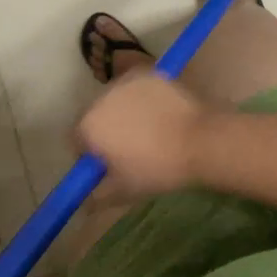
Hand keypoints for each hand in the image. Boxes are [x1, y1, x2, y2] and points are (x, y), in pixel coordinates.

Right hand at [75, 69, 211, 200]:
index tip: (107, 165)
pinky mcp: (148, 73)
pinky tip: (159, 113)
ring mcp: (125, 82)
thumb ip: (98, 197)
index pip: (76, 139)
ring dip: (122, 112)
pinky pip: (135, 88)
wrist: (200, 141)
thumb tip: (85, 203)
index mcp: (89, 126)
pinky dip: (141, 98)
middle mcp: (100, 98)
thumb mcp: (124, 191)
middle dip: (106, 130)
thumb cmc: (158, 168)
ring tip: (148, 129)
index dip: (89, 153)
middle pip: (94, 115)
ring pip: (115, 100)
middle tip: (129, 148)